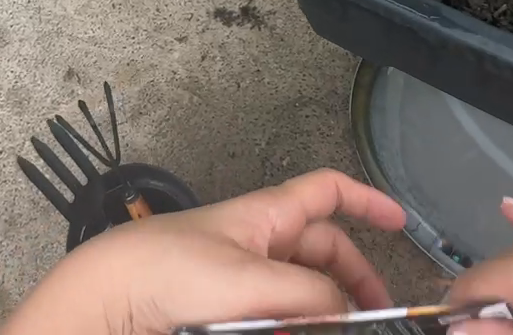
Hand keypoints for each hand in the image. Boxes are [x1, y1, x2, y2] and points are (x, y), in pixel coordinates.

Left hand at [0, 169, 408, 334]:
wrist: (111, 297)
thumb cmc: (172, 269)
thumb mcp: (246, 278)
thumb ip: (304, 292)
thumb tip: (344, 309)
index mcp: (266, 215)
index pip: (325, 191)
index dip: (365, 199)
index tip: (401, 223)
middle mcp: (259, 241)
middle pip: (322, 251)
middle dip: (354, 280)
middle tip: (377, 320)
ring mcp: (242, 278)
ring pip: (301, 293)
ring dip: (323, 313)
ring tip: (335, 328)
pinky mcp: (226, 312)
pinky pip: (274, 316)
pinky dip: (293, 325)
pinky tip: (295, 333)